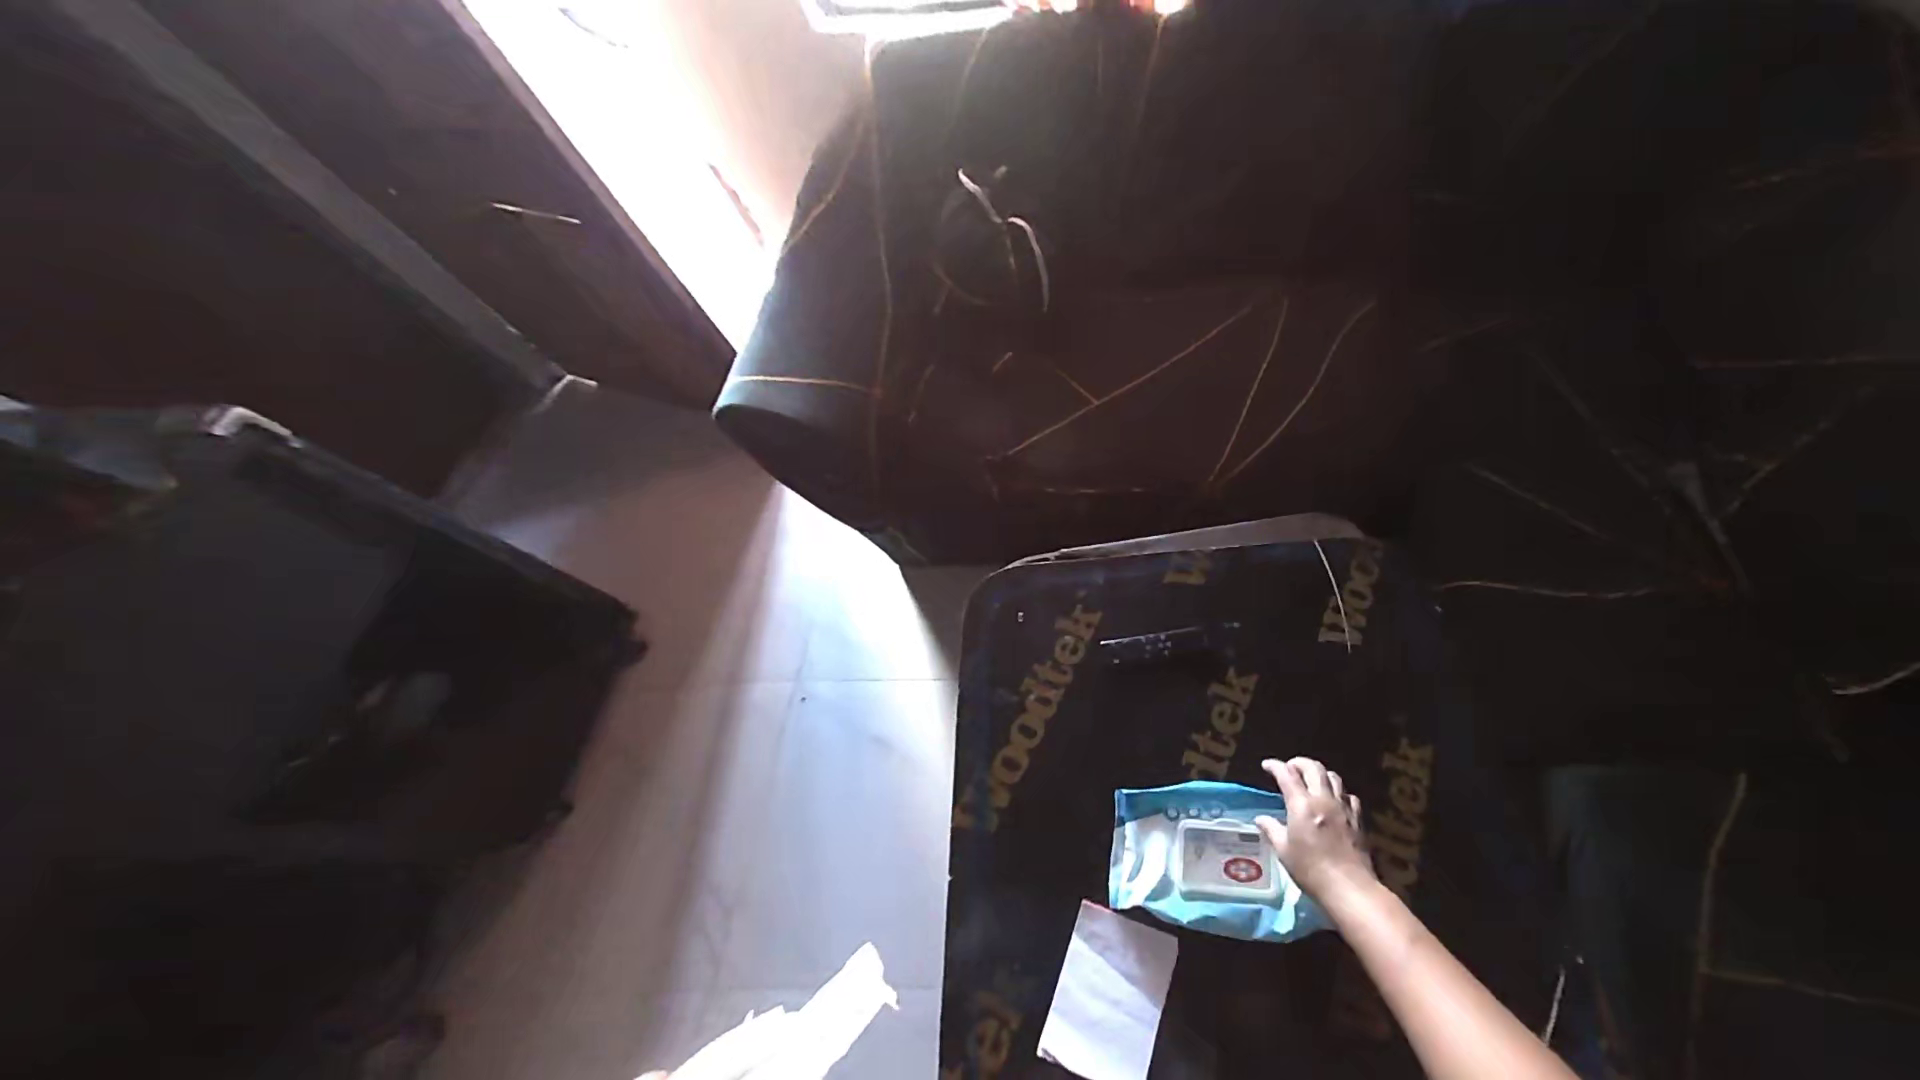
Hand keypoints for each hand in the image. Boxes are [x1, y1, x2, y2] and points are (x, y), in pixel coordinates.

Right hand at [1253, 757, 1376, 902]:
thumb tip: (1261, 819)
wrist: (1350, 889)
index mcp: (1302, 805)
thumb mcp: (1284, 850)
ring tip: (1310, 781)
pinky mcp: (1358, 820)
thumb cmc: (1311, 870)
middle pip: (1313, 768)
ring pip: (1333, 777)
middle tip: (1289, 768)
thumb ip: (1272, 829)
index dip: (1275, 766)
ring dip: (1319, 774)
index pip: (1286, 774)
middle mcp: (1324, 800)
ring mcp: (1344, 809)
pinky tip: (1333, 801)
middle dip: (1298, 763)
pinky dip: (1338, 792)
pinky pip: (1348, 796)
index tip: (1267, 766)